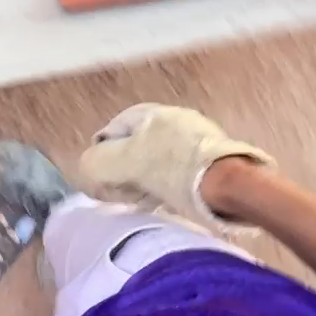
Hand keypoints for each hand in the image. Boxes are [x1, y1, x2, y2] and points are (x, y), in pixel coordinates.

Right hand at [79, 103, 272, 225]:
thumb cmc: (172, 170)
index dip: (103, 152)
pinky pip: (182, 171)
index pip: (115, 127)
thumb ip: (97, 162)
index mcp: (151, 112)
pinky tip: (171, 203)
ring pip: (161, 159)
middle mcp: (175, 118)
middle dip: (127, 167)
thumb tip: (86, 165)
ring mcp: (198, 138)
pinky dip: (170, 185)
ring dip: (149, 179)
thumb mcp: (123, 164)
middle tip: (121, 191)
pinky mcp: (215, 160)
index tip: (101, 176)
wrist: (230, 186)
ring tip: (145, 201)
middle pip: (139, 144)